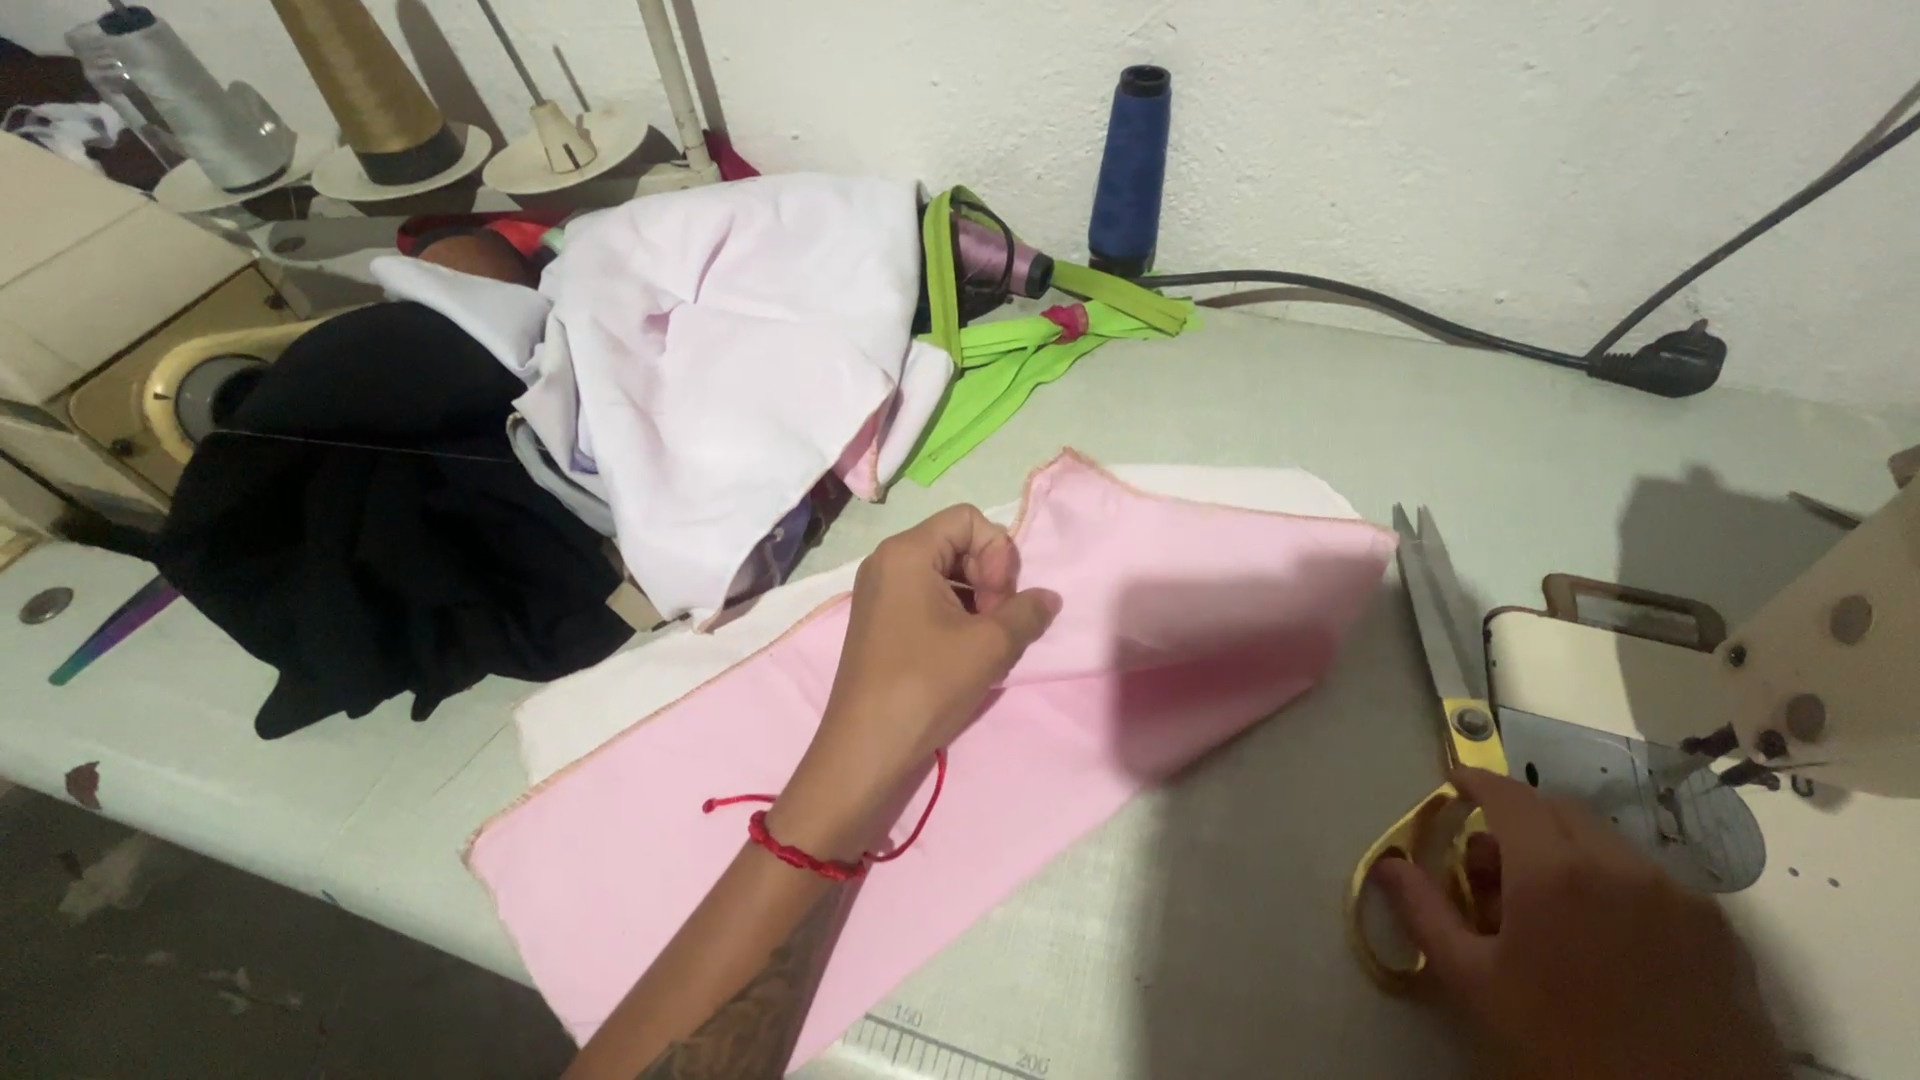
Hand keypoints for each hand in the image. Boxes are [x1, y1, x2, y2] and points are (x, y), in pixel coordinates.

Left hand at [769, 505, 1060, 857]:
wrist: (865, 747)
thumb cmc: (926, 685)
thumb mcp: (989, 646)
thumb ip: (1027, 612)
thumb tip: (1048, 597)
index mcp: (907, 552)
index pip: (970, 519)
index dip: (998, 554)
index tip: (997, 601)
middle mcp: (887, 561)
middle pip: (957, 541)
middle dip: (989, 575)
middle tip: (995, 622)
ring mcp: (878, 591)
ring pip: (944, 571)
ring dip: (975, 597)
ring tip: (984, 641)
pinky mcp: (878, 619)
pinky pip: (926, 595)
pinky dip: (953, 612)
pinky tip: (964, 651)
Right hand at [1373, 767, 1790, 1079]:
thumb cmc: (1560, 1046)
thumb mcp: (1473, 982)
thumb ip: (1424, 911)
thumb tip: (1386, 864)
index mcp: (1555, 872)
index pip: (1508, 796)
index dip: (1476, 781)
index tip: (1453, 783)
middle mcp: (1623, 868)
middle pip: (1560, 811)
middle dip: (1517, 819)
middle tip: (1488, 867)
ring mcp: (1683, 899)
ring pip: (1608, 844)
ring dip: (1566, 851)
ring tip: (1545, 910)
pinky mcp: (1724, 935)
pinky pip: (1654, 882)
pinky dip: (1614, 885)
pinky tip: (1602, 939)